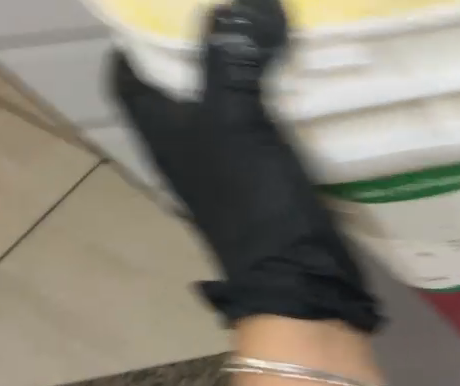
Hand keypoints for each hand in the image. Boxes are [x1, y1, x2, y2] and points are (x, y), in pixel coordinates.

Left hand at [110, 0, 379, 330]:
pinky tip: (325, 115)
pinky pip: (281, 147)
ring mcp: (238, 176)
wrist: (303, 284)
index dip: (154, 33)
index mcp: (160, 127)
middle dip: (222, 56)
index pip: (134, 64)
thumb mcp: (236, 122)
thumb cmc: (253, 205)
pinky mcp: (280, 196)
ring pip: (243, 117)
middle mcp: (191, 149)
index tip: (191, 14)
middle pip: (194, 87)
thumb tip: (256, 2)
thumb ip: (235, 60)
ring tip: (298, 61)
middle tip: (258, 28)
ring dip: (267, 93)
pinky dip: (297, 129)